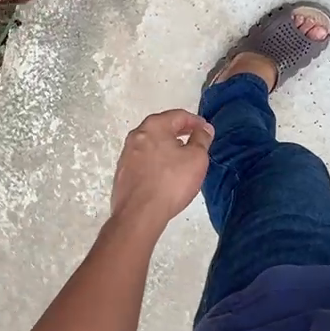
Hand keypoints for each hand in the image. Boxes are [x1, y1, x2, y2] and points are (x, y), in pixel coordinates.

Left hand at [109, 109, 213, 230]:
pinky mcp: (123, 174)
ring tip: (182, 159)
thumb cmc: (171, 182)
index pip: (179, 115)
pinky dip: (156, 162)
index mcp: (154, 126)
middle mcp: (136, 136)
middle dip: (180, 133)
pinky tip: (165, 175)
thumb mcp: (196, 158)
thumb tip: (204, 129)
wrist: (139, 215)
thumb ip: (201, 139)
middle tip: (195, 141)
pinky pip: (144, 161)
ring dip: (167, 148)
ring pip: (152, 145)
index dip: (196, 121)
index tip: (206, 131)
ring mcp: (126, 156)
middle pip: (162, 128)